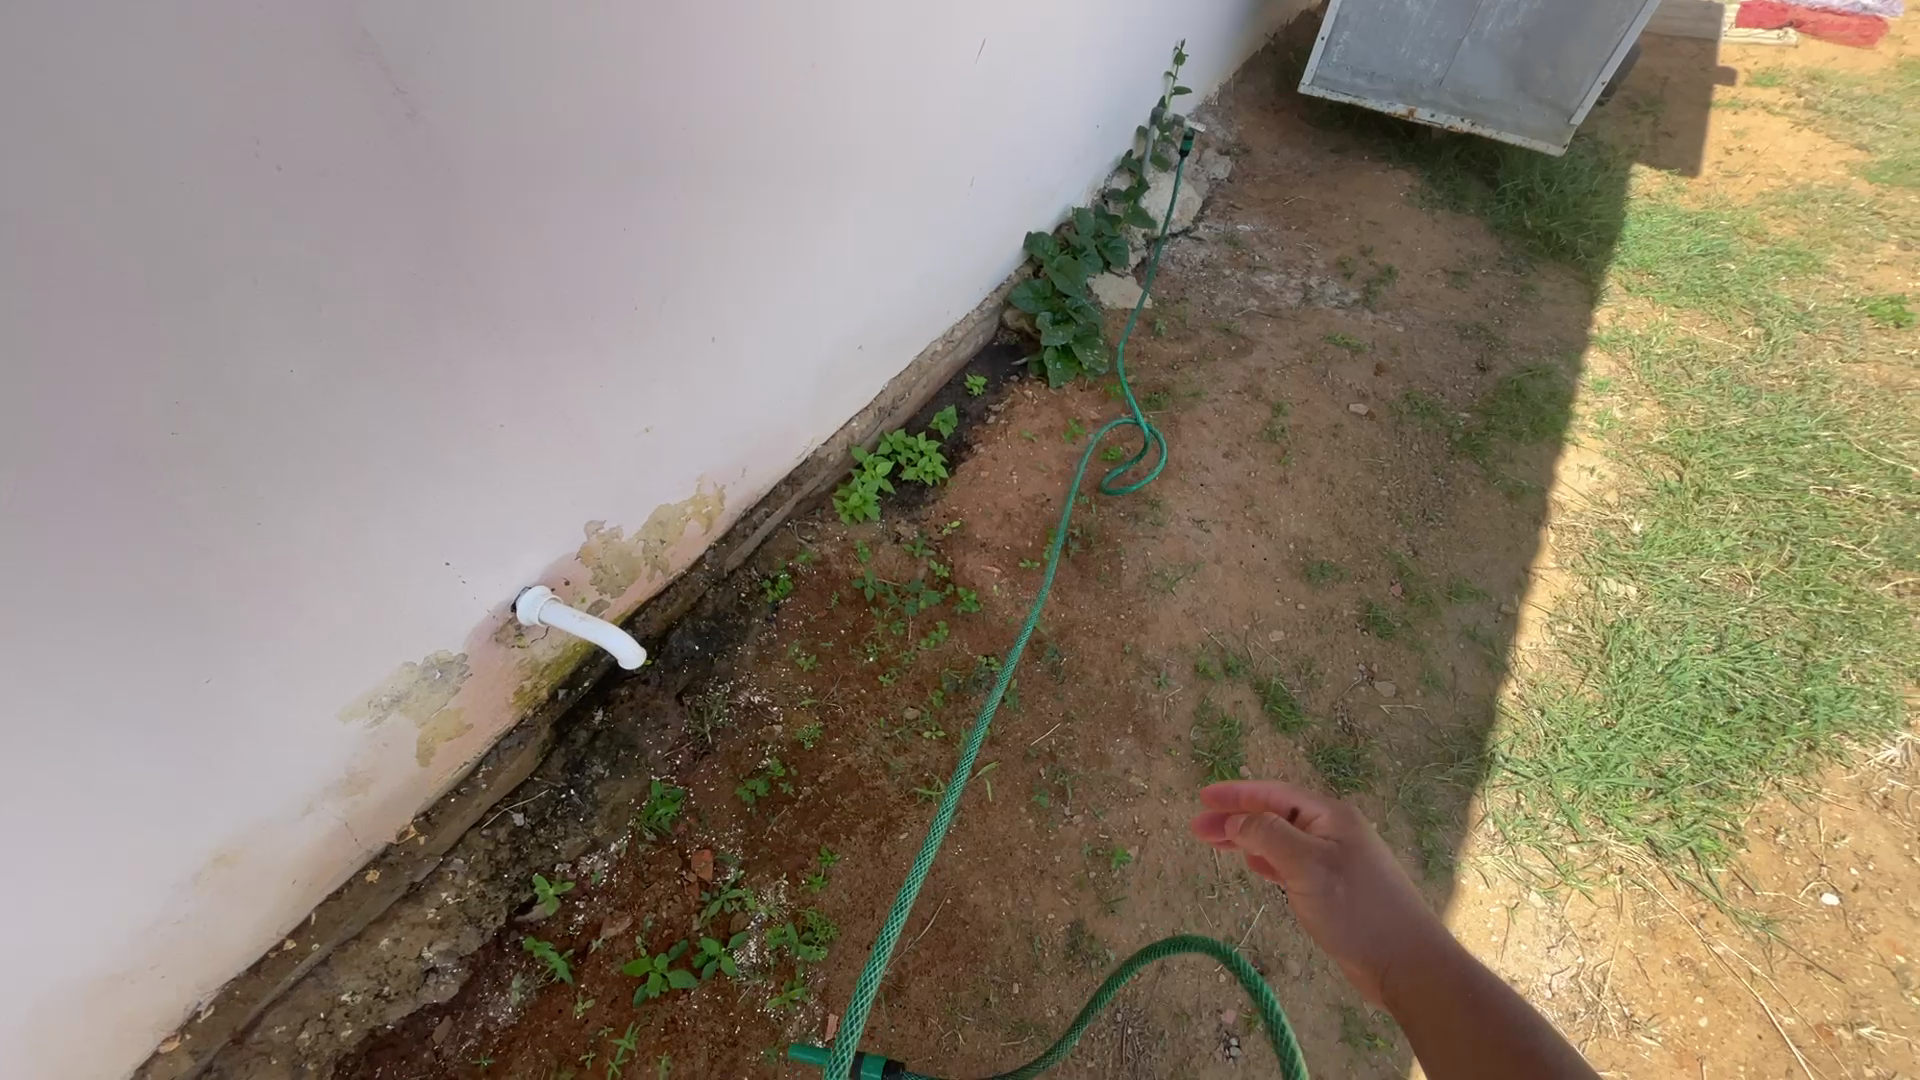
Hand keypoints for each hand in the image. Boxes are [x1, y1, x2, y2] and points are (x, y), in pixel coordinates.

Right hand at [1190, 780, 1449, 1005]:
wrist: (1409, 966)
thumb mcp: (1306, 865)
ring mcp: (1335, 859)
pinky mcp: (1335, 887)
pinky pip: (1291, 862)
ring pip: (1280, 839)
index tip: (1202, 797)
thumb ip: (1266, 835)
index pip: (1273, 794)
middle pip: (1274, 815)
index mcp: (1329, 816)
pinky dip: (1267, 859)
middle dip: (1235, 818)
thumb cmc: (1356, 908)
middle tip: (1198, 828)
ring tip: (1215, 844)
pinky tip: (1253, 863)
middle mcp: (1333, 831)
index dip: (1235, 794)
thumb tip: (1236, 821)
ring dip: (1246, 839)